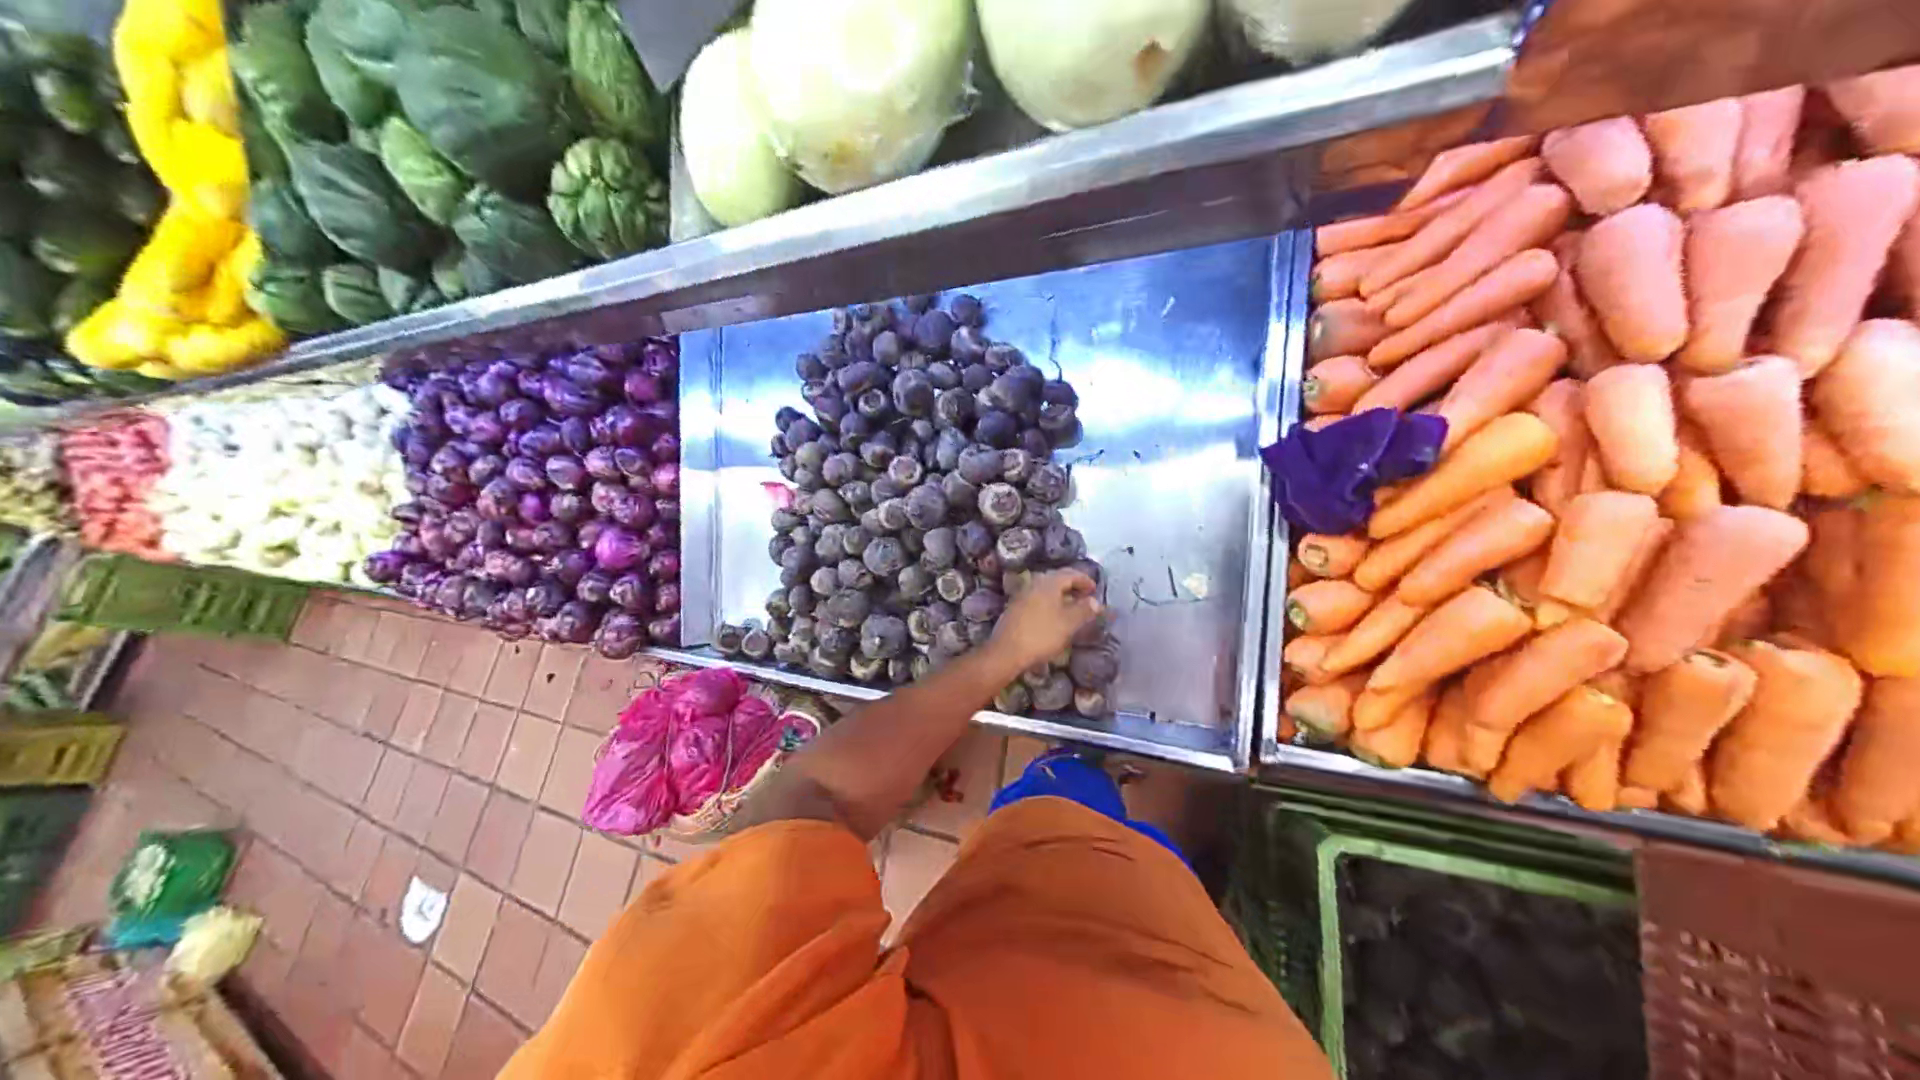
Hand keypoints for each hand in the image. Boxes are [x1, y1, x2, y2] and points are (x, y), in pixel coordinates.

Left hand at [989, 569, 1101, 670]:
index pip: (1070, 573)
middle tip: (1085, 596)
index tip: (1095, 589)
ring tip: (1072, 607)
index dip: (1084, 580)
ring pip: (1046, 590)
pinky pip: (1037, 600)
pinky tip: (1053, 617)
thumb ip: (1084, 610)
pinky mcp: (1015, 609)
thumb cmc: (1042, 634)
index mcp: (1048, 583)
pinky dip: (1050, 603)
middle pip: (1057, 579)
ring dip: (1061, 595)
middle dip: (1072, 586)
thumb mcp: (1069, 623)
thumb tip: (1095, 601)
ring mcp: (1022, 596)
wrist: (1007, 651)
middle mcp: (1034, 584)